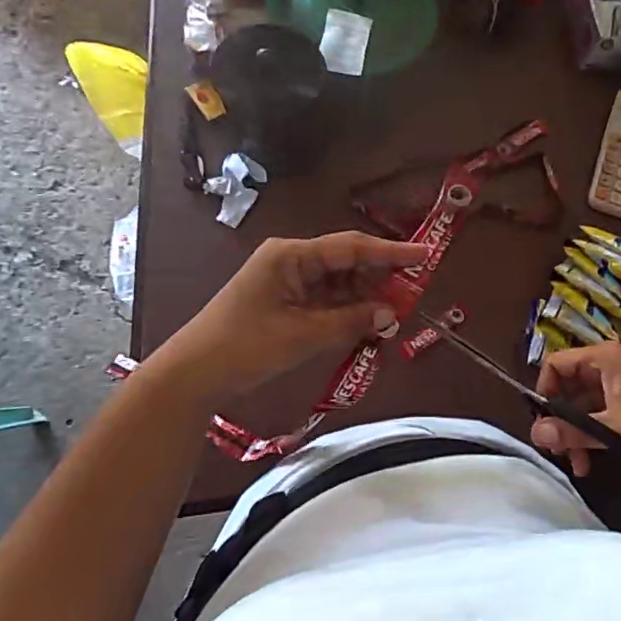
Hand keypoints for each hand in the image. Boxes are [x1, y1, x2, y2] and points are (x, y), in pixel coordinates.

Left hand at [152, 231, 428, 397]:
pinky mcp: (284, 303)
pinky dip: (345, 314)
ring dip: (364, 300)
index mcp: (291, 255)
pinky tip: (367, 326)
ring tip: (395, 317)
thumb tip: (391, 313)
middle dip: (379, 280)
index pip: (350, 247)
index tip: (425, 255)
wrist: (194, 373)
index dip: (390, 252)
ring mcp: (286, 282)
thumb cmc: (245, 346)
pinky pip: (324, 302)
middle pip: (346, 264)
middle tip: (413, 296)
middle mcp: (291, 261)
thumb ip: (350, 321)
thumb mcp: (303, 335)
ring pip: (337, 285)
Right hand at [530, 342, 620, 476]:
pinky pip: (595, 411)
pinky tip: (589, 460)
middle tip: (558, 448)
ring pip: (579, 404)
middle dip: (560, 419)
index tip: (545, 419)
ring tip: (576, 462)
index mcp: (603, 358)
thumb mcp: (613, 429)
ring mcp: (616, 381)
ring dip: (574, 432)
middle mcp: (607, 363)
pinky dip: (589, 432)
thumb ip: (572, 431)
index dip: (545, 390)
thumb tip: (535, 434)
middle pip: (566, 386)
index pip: (555, 363)